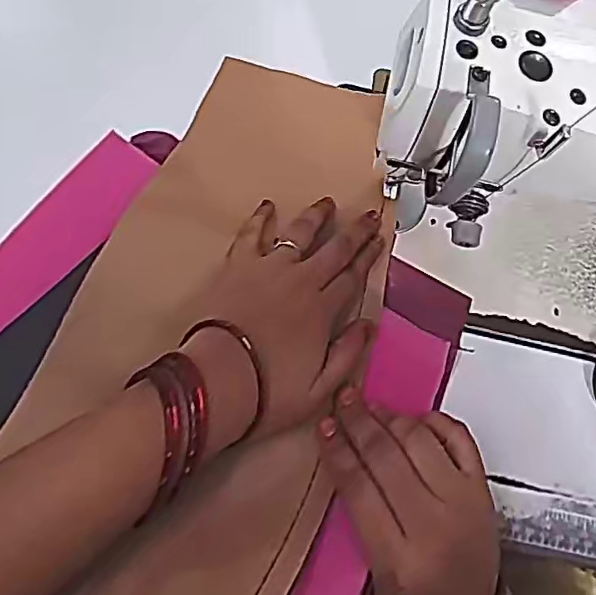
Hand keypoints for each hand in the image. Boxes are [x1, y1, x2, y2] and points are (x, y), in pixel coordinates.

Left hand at [183, 198, 385, 450]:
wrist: (217, 379)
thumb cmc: (266, 391)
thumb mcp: (319, 389)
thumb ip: (348, 354)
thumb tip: (368, 327)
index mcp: (322, 310)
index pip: (353, 276)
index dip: (368, 257)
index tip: (378, 242)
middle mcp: (301, 282)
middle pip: (336, 249)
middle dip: (356, 231)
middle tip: (369, 217)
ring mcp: (270, 268)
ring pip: (300, 232)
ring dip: (316, 216)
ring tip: (327, 204)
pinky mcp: (240, 265)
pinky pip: (253, 233)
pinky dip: (261, 218)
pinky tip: (267, 207)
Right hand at [318, 394, 501, 594]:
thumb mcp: (378, 575)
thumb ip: (362, 519)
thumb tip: (342, 452)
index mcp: (401, 561)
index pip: (359, 489)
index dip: (337, 451)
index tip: (323, 427)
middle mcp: (435, 528)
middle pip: (387, 457)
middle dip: (359, 422)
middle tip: (344, 399)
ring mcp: (464, 504)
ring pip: (420, 440)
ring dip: (392, 417)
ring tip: (372, 406)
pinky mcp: (484, 491)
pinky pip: (459, 438)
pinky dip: (436, 421)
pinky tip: (416, 416)